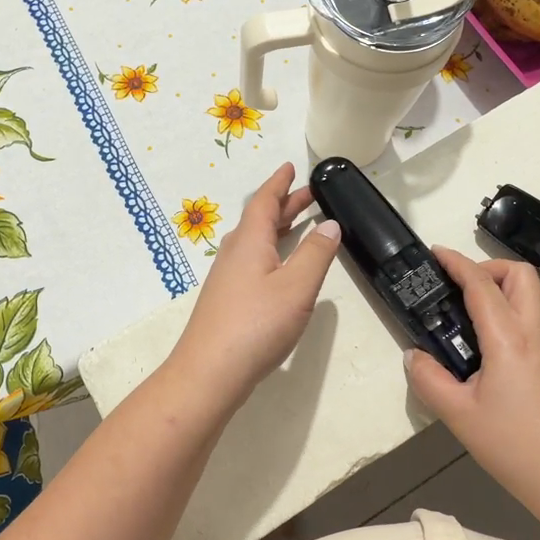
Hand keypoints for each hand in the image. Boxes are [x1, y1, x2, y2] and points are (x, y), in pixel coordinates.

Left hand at [166, 163, 342, 403]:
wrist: (209, 373)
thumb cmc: (256, 325)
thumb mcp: (297, 287)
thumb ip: (316, 254)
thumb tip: (330, 224)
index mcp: (250, 241)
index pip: (265, 201)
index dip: (280, 183)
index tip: (291, 167)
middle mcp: (234, 253)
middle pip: (259, 219)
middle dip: (284, 204)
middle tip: (310, 194)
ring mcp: (227, 278)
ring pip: (255, 241)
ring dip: (277, 228)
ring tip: (299, 223)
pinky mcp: (227, 300)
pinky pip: (252, 260)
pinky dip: (270, 250)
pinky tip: (280, 267)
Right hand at [405, 248, 539, 512]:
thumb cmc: (514, 446)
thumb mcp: (458, 416)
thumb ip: (429, 380)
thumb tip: (413, 355)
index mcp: (508, 339)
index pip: (481, 284)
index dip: (456, 262)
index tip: (434, 254)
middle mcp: (535, 331)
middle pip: (520, 273)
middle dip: (488, 266)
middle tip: (460, 285)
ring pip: (538, 290)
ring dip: (508, 283)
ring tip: (478, 304)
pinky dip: (523, 305)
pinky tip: (504, 330)